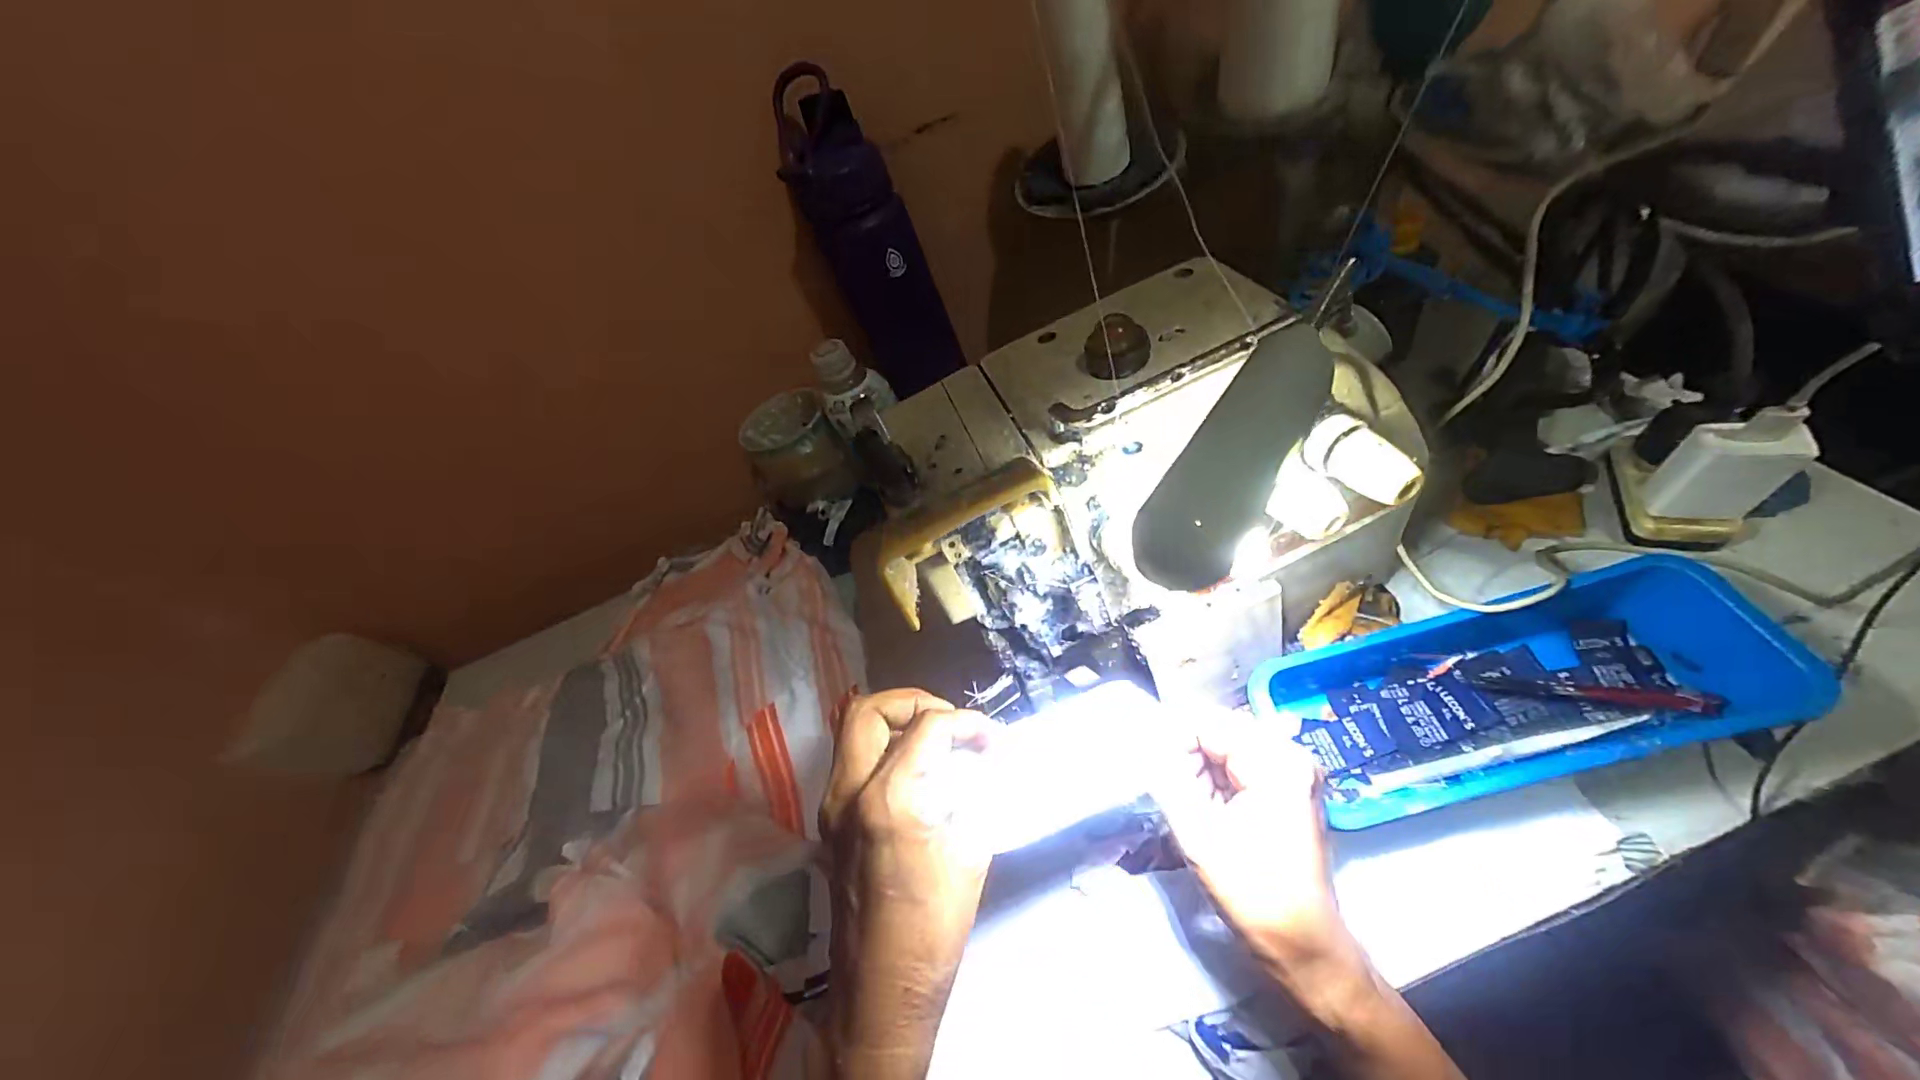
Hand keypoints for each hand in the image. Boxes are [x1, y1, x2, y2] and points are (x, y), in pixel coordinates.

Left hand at [820, 689, 994, 1077]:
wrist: (881, 986)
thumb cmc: (934, 926)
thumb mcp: (971, 850)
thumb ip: (977, 791)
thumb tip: (988, 756)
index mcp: (889, 798)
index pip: (928, 726)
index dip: (967, 721)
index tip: (991, 736)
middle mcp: (849, 791)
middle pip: (868, 710)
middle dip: (913, 701)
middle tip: (949, 721)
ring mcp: (831, 805)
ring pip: (853, 731)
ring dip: (895, 721)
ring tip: (934, 740)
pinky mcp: (829, 820)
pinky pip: (852, 760)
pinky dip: (884, 747)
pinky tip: (917, 768)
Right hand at [1158, 713, 1464, 1079]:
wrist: (1300, 940)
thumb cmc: (1252, 892)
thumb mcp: (1197, 832)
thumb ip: (1170, 778)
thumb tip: (1149, 742)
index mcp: (1275, 762)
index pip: (1208, 722)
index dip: (1173, 738)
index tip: (1153, 764)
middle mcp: (1291, 755)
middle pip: (1220, 728)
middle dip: (1188, 749)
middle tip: (1170, 784)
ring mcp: (1295, 769)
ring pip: (1228, 743)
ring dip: (1202, 763)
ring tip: (1191, 798)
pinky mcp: (1290, 785)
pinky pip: (1241, 761)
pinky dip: (1218, 775)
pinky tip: (1209, 802)